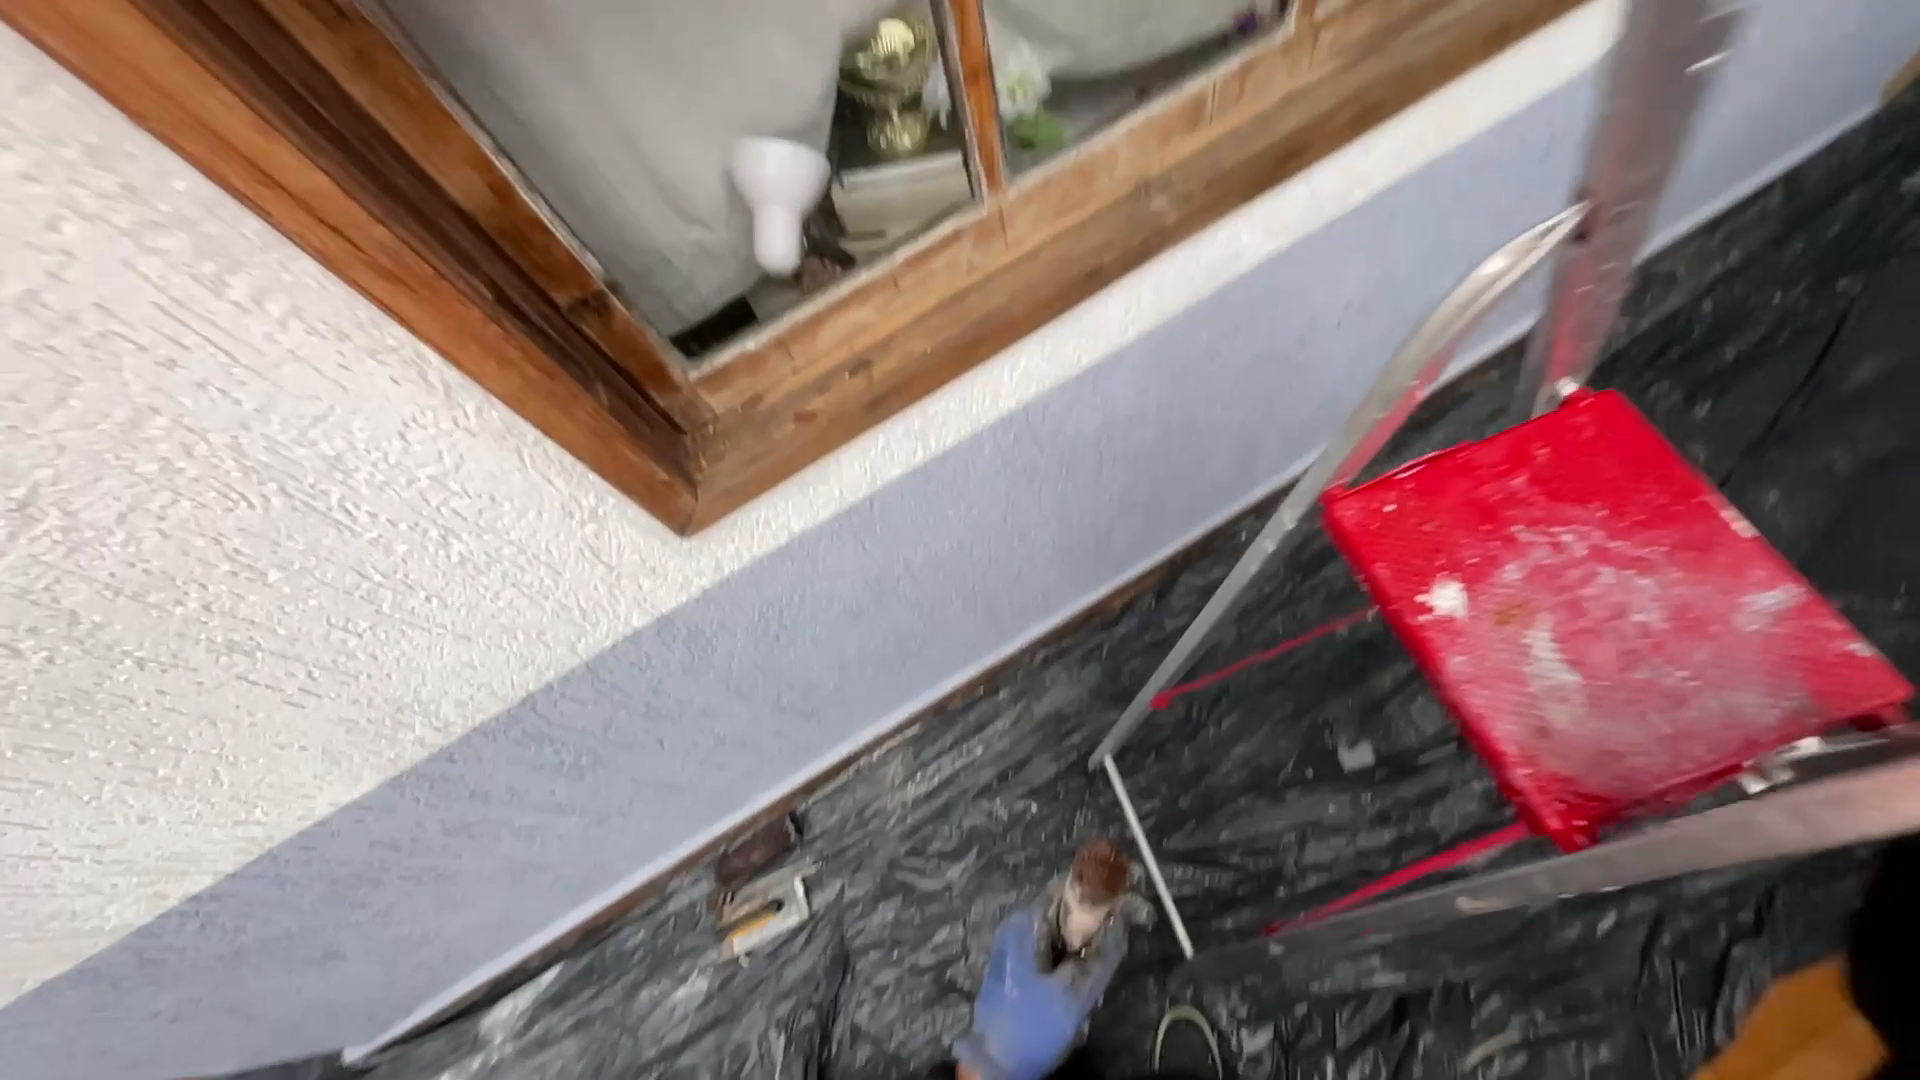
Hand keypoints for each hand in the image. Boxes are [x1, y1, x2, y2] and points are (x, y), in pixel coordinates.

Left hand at [953, 901, 1127, 1079]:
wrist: (994, 1065)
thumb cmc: (1031, 1026)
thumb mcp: (1074, 994)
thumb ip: (1102, 953)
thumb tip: (1125, 915)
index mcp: (1028, 920)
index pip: (1069, 885)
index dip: (1103, 888)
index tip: (1133, 898)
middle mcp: (1021, 924)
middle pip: (1069, 907)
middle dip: (1098, 923)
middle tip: (1124, 941)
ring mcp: (1019, 944)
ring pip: (1066, 931)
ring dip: (1088, 947)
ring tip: (1100, 975)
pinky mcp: (1023, 964)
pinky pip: (1057, 950)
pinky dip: (1076, 961)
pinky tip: (1084, 987)